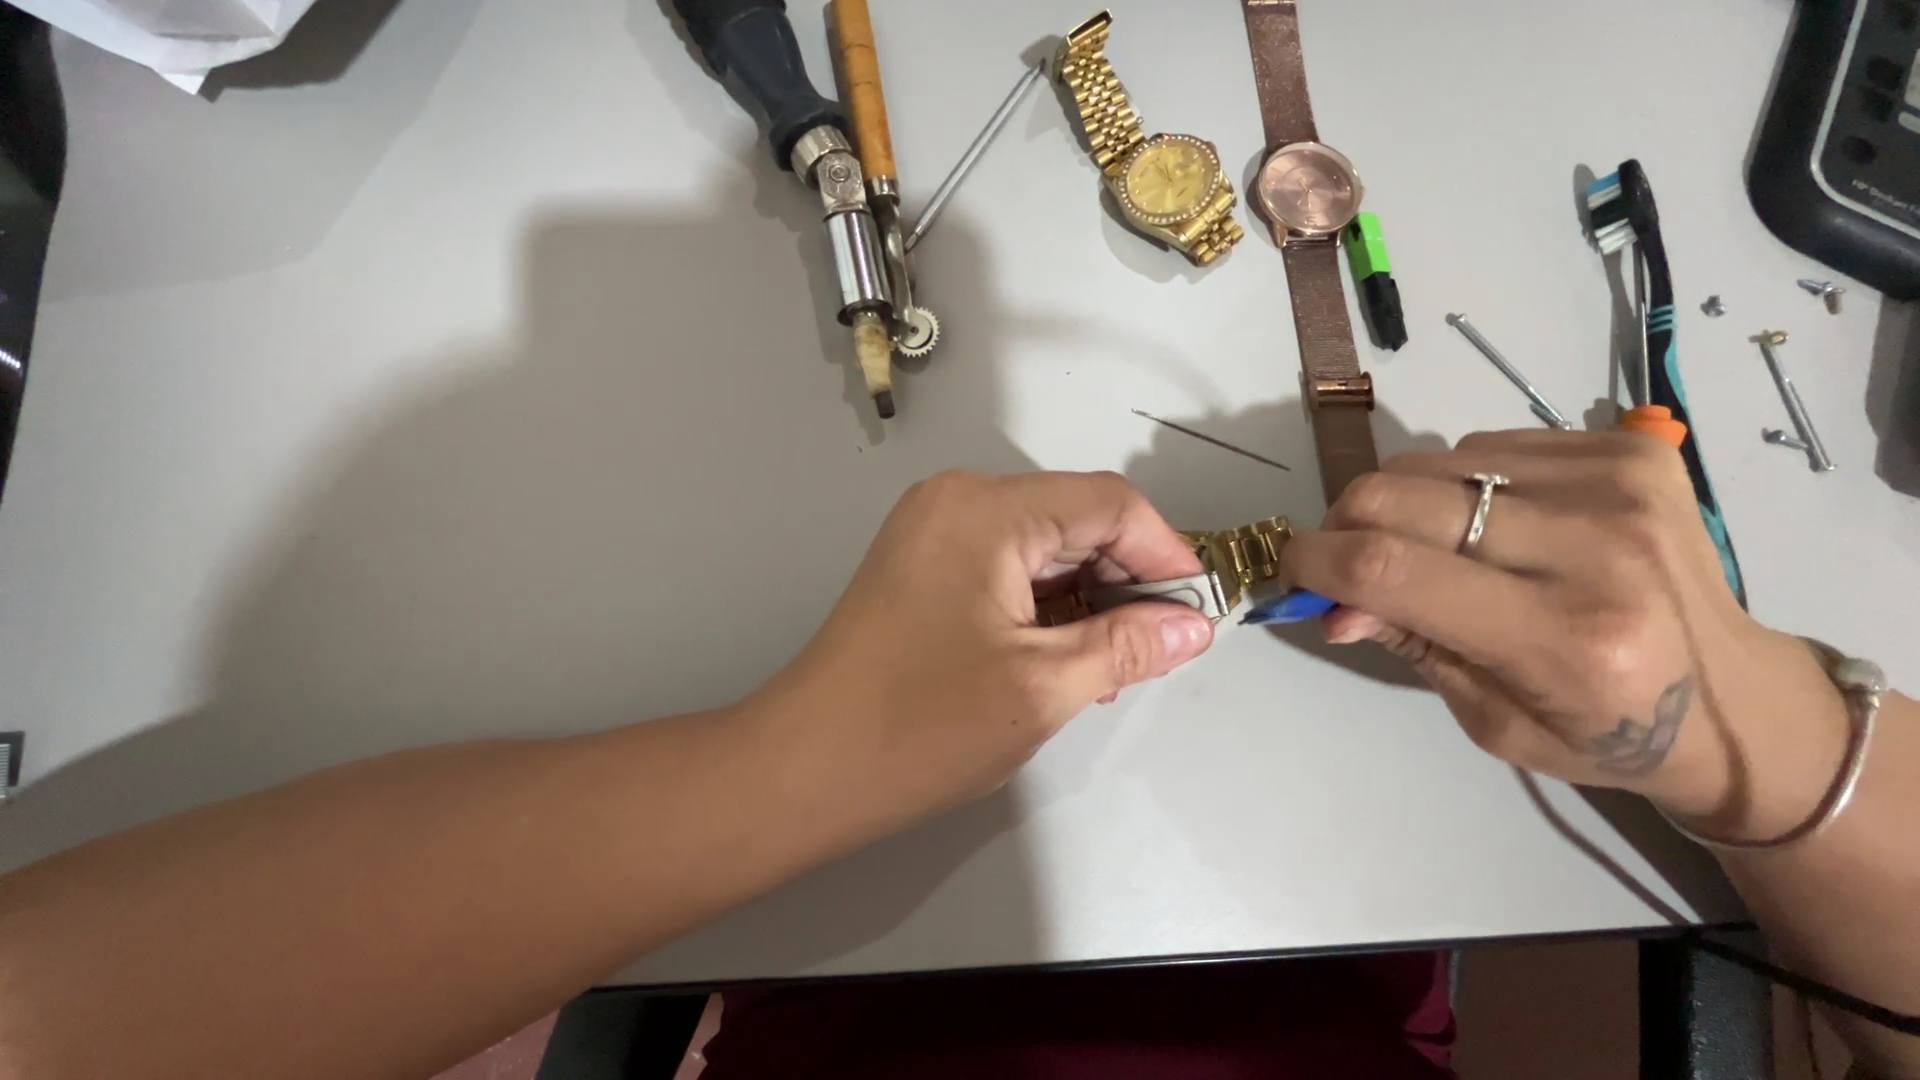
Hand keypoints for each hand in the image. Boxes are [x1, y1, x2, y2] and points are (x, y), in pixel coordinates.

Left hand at [750, 471, 1215, 835]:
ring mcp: (932, 533)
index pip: (1107, 503)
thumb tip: (1192, 625)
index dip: (1163, 552)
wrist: (803, 769)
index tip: (1195, 612)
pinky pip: (1005, 570)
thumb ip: (1127, 645)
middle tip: (1152, 651)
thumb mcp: (1043, 686)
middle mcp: (957, 502)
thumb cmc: (921, 725)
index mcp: (986, 509)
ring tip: (1107, 669)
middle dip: (1123, 582)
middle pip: (1073, 520)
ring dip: (1084, 601)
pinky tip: (1061, 659)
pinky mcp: (921, 568)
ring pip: (1041, 549)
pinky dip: (1043, 608)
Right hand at [1282, 430, 1850, 839]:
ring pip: (1430, 462)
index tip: (1292, 569)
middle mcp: (1598, 547)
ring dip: (1397, 504)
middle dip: (1342, 526)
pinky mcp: (1630, 449)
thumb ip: (1404, 642)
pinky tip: (1484, 522)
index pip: (1391, 568)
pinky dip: (1453, 484)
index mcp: (1564, 638)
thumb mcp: (1486, 716)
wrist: (1741, 702)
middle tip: (1347, 561)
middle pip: (1397, 496)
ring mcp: (1619, 485)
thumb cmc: (1601, 730)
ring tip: (1425, 547)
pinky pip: (1480, 445)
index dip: (1315, 558)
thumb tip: (1327, 602)